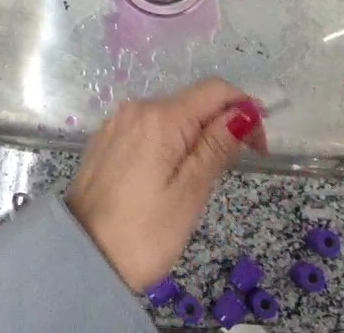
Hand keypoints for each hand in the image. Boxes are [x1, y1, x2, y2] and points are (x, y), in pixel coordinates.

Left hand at [64, 79, 265, 290]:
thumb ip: (216, 147)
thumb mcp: (189, 193)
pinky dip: (170, 142)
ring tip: (200, 180)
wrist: (83, 253)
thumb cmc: (143, 232)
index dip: (244, 108)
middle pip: (192, 101)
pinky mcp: (107, 139)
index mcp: (159, 117)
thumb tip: (244, 111)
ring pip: (171, 115)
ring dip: (195, 136)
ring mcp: (117, 122)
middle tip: (232, 170)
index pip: (214, 89)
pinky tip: (170, 176)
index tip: (260, 146)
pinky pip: (149, 128)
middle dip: (221, 125)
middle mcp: (136, 108)